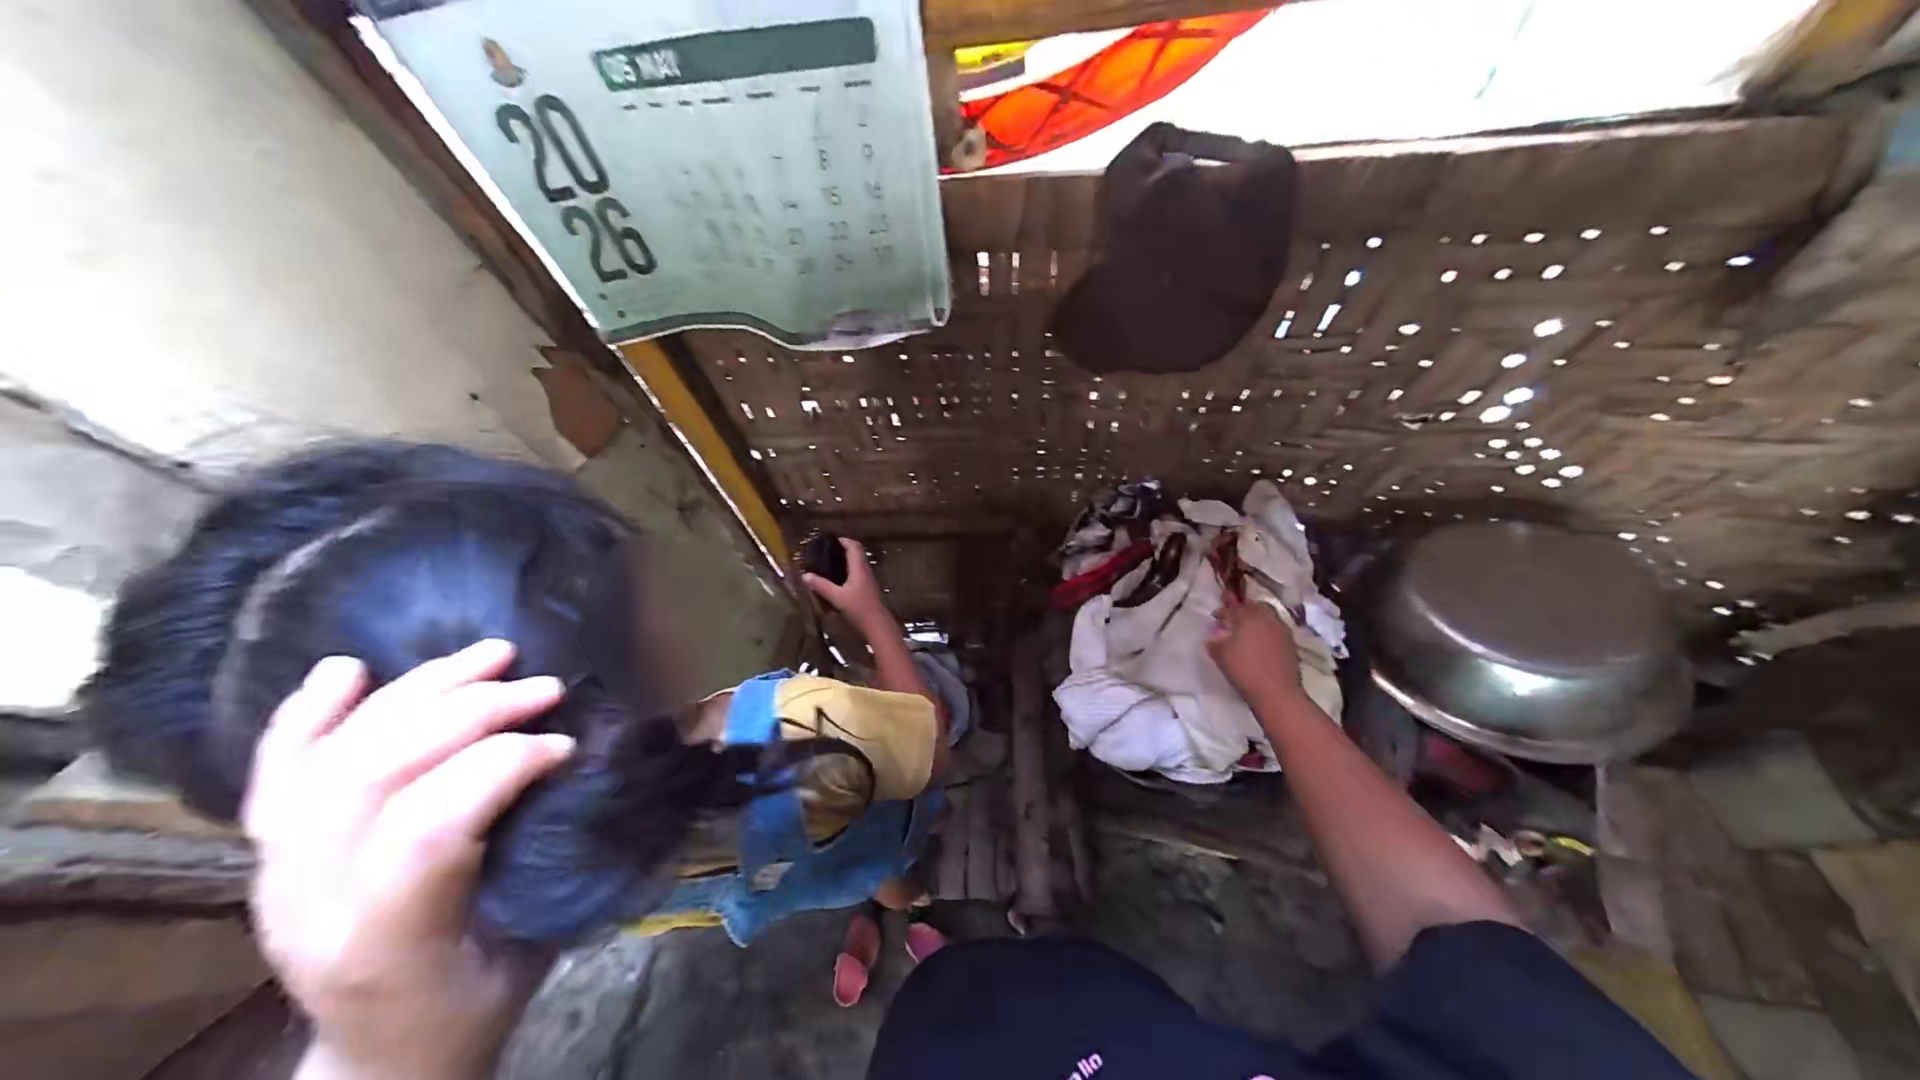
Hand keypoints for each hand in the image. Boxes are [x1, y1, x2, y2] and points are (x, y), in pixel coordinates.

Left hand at [243, 640, 572, 1079]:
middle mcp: (309, 903)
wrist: (385, 1052)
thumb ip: (547, 854)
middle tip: (544, 688)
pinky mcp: (273, 854)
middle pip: (373, 775)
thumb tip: (577, 759)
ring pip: (334, 756)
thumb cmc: (473, 1000)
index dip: (501, 766)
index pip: (426, 829)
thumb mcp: (532, 946)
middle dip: (469, 713)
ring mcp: (277, 874)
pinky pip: (278, 772)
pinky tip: (348, 669)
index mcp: (384, 945)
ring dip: (418, 693)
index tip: (565, 741)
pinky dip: (309, 714)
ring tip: (492, 656)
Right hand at [802, 536, 890, 630]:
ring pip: (858, 563)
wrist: (877, 625)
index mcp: (859, 568)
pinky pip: (859, 573)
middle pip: (857, 553)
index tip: (830, 541)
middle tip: (828, 551)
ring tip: (831, 563)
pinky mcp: (868, 588)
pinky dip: (849, 570)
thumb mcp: (837, 597)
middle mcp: (866, 570)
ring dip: (847, 560)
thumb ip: (821, 586)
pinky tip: (839, 579)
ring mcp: (869, 580)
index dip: (843, 541)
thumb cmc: (859, 608)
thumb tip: (805, 576)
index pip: (854, 547)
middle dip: (844, 549)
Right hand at [1206, 598, 1304, 706]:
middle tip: (1235, 618)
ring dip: (1258, 620)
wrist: (1277, 693)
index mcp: (1248, 617)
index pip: (1233, 609)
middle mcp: (1267, 619)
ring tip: (1248, 631)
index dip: (1223, 612)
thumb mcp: (1221, 656)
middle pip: (1256, 606)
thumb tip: (1213, 637)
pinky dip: (1267, 631)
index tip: (1216, 617)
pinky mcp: (1291, 644)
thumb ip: (1215, 643)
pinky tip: (1261, 643)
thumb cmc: (1244, 671)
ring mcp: (1282, 631)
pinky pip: (1276, 630)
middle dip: (1245, 609)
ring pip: (1269, 617)